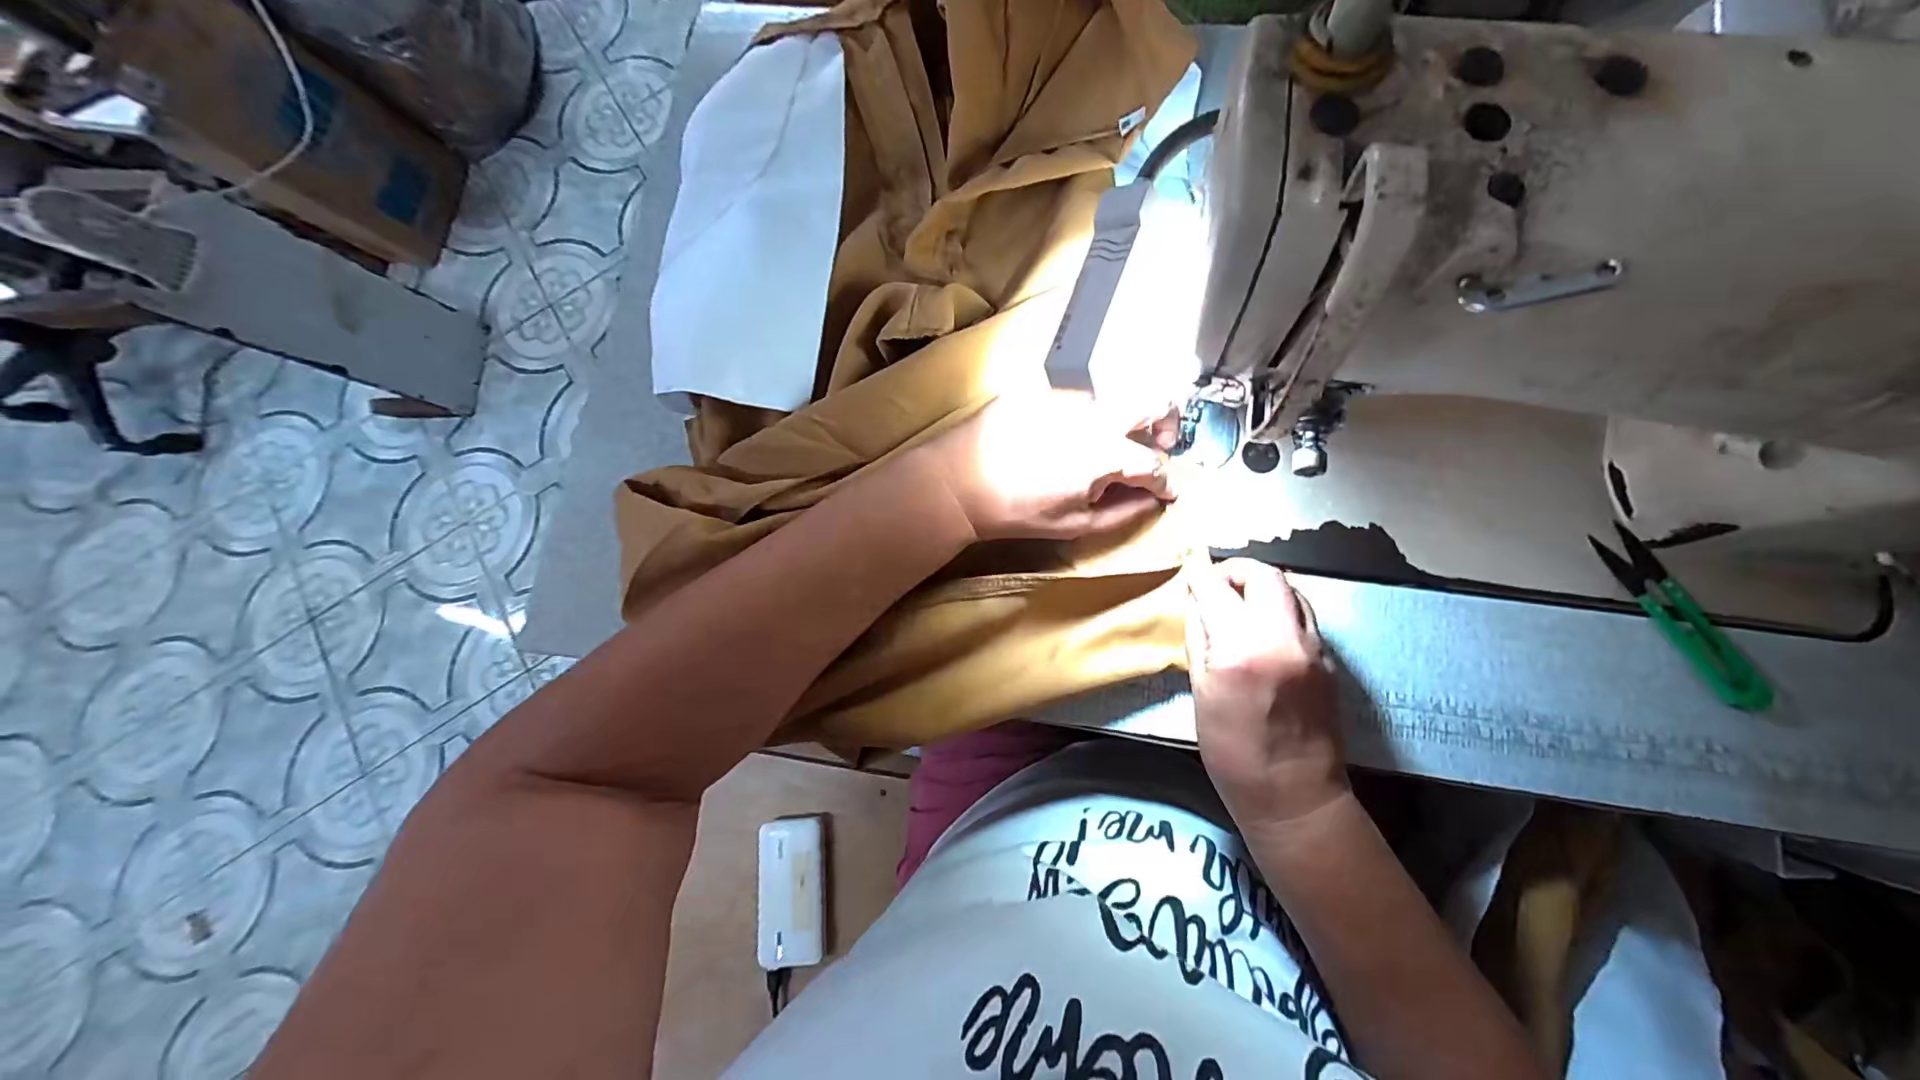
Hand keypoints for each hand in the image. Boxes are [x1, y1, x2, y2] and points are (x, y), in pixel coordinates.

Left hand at [909, 391, 1176, 541]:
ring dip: (1129, 415)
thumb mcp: (1074, 524)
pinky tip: (1071, 434)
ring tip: (1113, 440)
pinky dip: (1091, 412)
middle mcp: (1096, 415)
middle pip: (1156, 403)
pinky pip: (1082, 394)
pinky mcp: (1046, 389)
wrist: (960, 482)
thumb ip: (1122, 512)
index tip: (1165, 491)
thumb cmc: (1016, 511)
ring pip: (1119, 395)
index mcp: (1107, 453)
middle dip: (1167, 424)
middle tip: (1158, 444)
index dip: (1165, 481)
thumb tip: (1150, 501)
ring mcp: (1070, 397)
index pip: (1156, 463)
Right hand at [1186, 558, 1347, 829]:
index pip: (1216, 589)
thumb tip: (1197, 606)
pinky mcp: (1330, 660)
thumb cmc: (1232, 753)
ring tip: (1240, 603)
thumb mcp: (1200, 694)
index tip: (1189, 569)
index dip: (1199, 574)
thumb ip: (1199, 641)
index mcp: (1241, 650)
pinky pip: (1303, 616)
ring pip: (1291, 589)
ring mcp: (1313, 648)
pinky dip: (1280, 608)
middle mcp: (1283, 639)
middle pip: (1264, 575)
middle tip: (1216, 584)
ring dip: (1262, 586)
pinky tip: (1263, 630)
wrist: (1294, 795)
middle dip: (1236, 570)